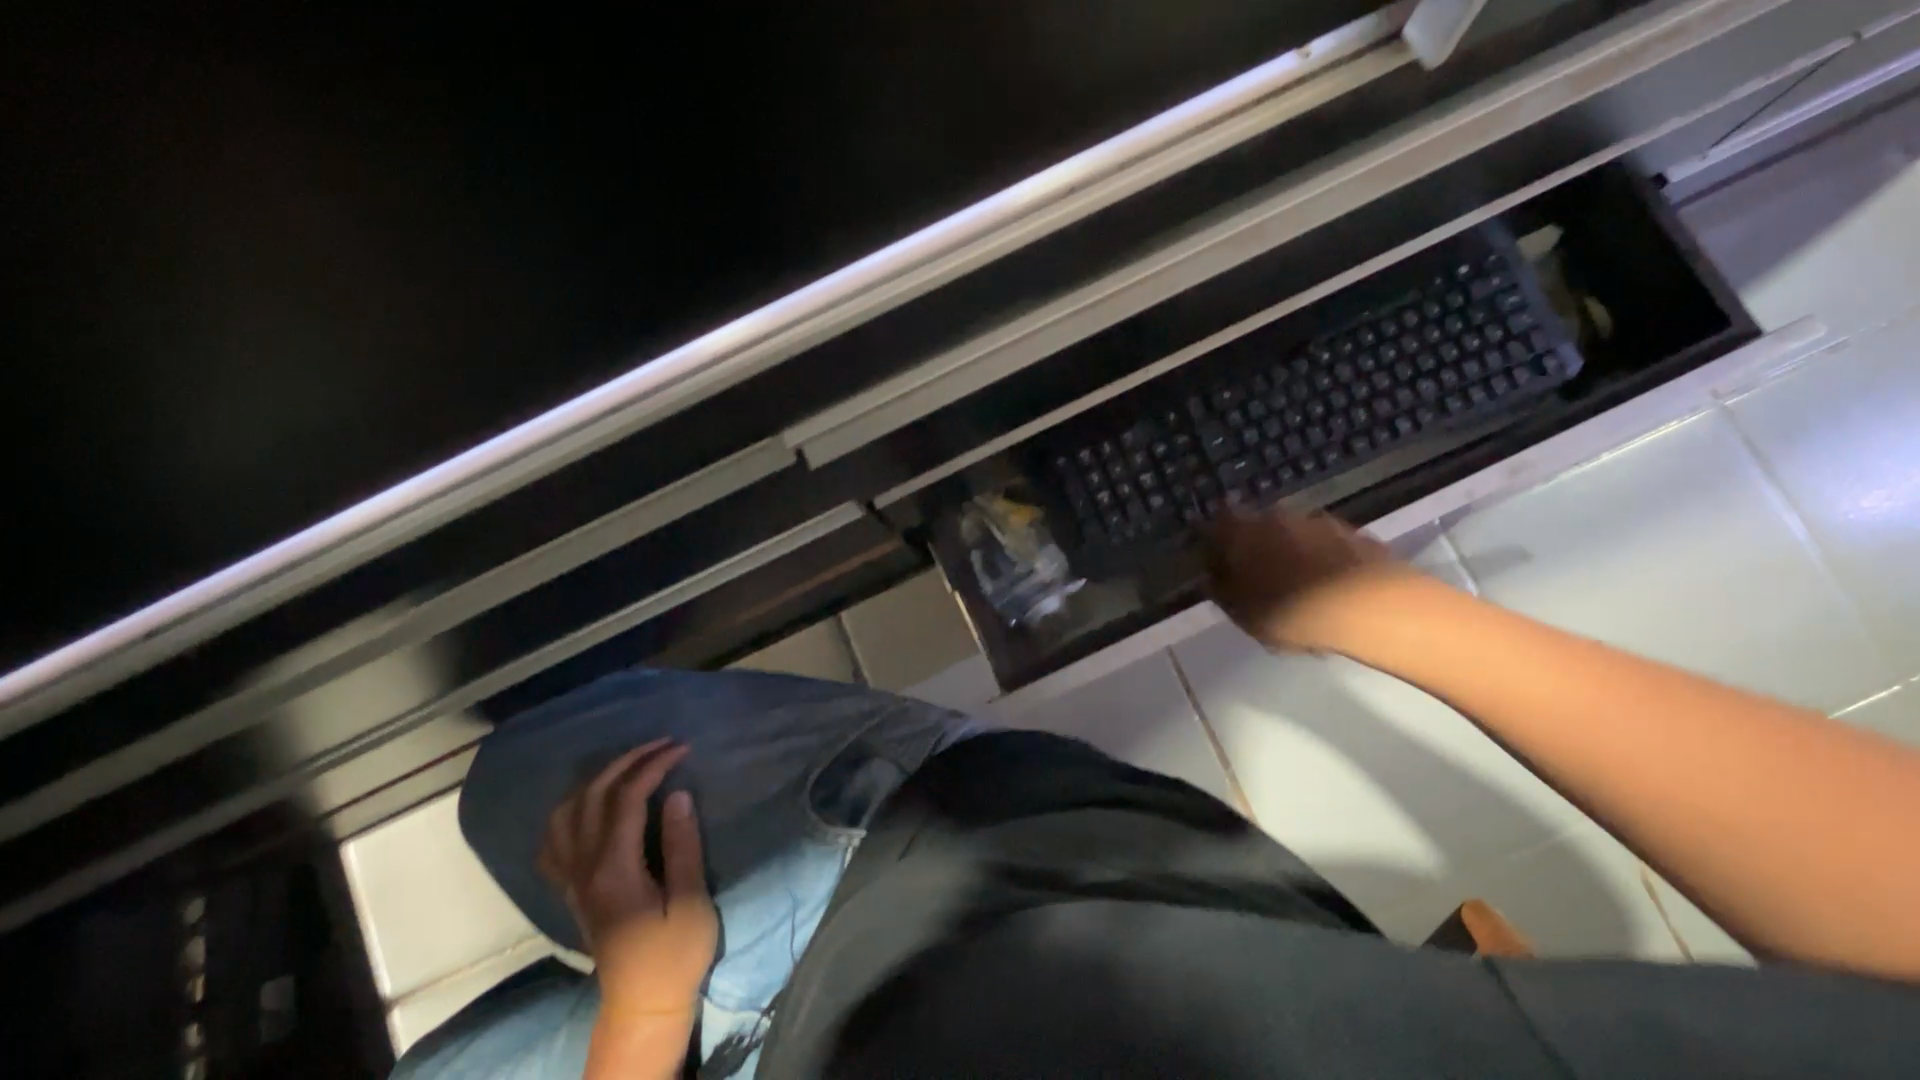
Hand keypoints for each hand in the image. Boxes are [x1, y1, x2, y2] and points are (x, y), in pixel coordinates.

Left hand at [538, 739, 717, 1027]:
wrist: (642, 1002)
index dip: (653, 766)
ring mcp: (571, 879)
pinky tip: (587, 805)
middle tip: (662, 744)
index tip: (681, 748)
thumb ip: (682, 847)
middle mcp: (583, 867)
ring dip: (596, 779)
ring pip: (566, 812)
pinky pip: (554, 840)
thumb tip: (677, 795)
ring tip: (628, 765)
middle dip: (627, 761)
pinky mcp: (570, 889)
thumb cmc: (674, 955)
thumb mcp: (690, 902)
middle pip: (593, 796)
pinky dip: (568, 811)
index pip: (626, 798)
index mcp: (614, 868)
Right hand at [1203, 508, 1412, 652]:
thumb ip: (1220, 590)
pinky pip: (1323, 544)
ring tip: (1295, 587)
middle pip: (1253, 526)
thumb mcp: (1241, 612)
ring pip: (1290, 534)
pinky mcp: (1350, 532)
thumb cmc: (1290, 610)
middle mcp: (1275, 515)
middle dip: (1252, 547)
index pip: (1213, 526)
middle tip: (1255, 579)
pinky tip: (1326, 588)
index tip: (1214, 566)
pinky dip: (1319, 559)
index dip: (1211, 545)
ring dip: (1288, 552)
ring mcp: (1315, 520)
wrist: (1368, 604)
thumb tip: (1209, 576)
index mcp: (1240, 531)